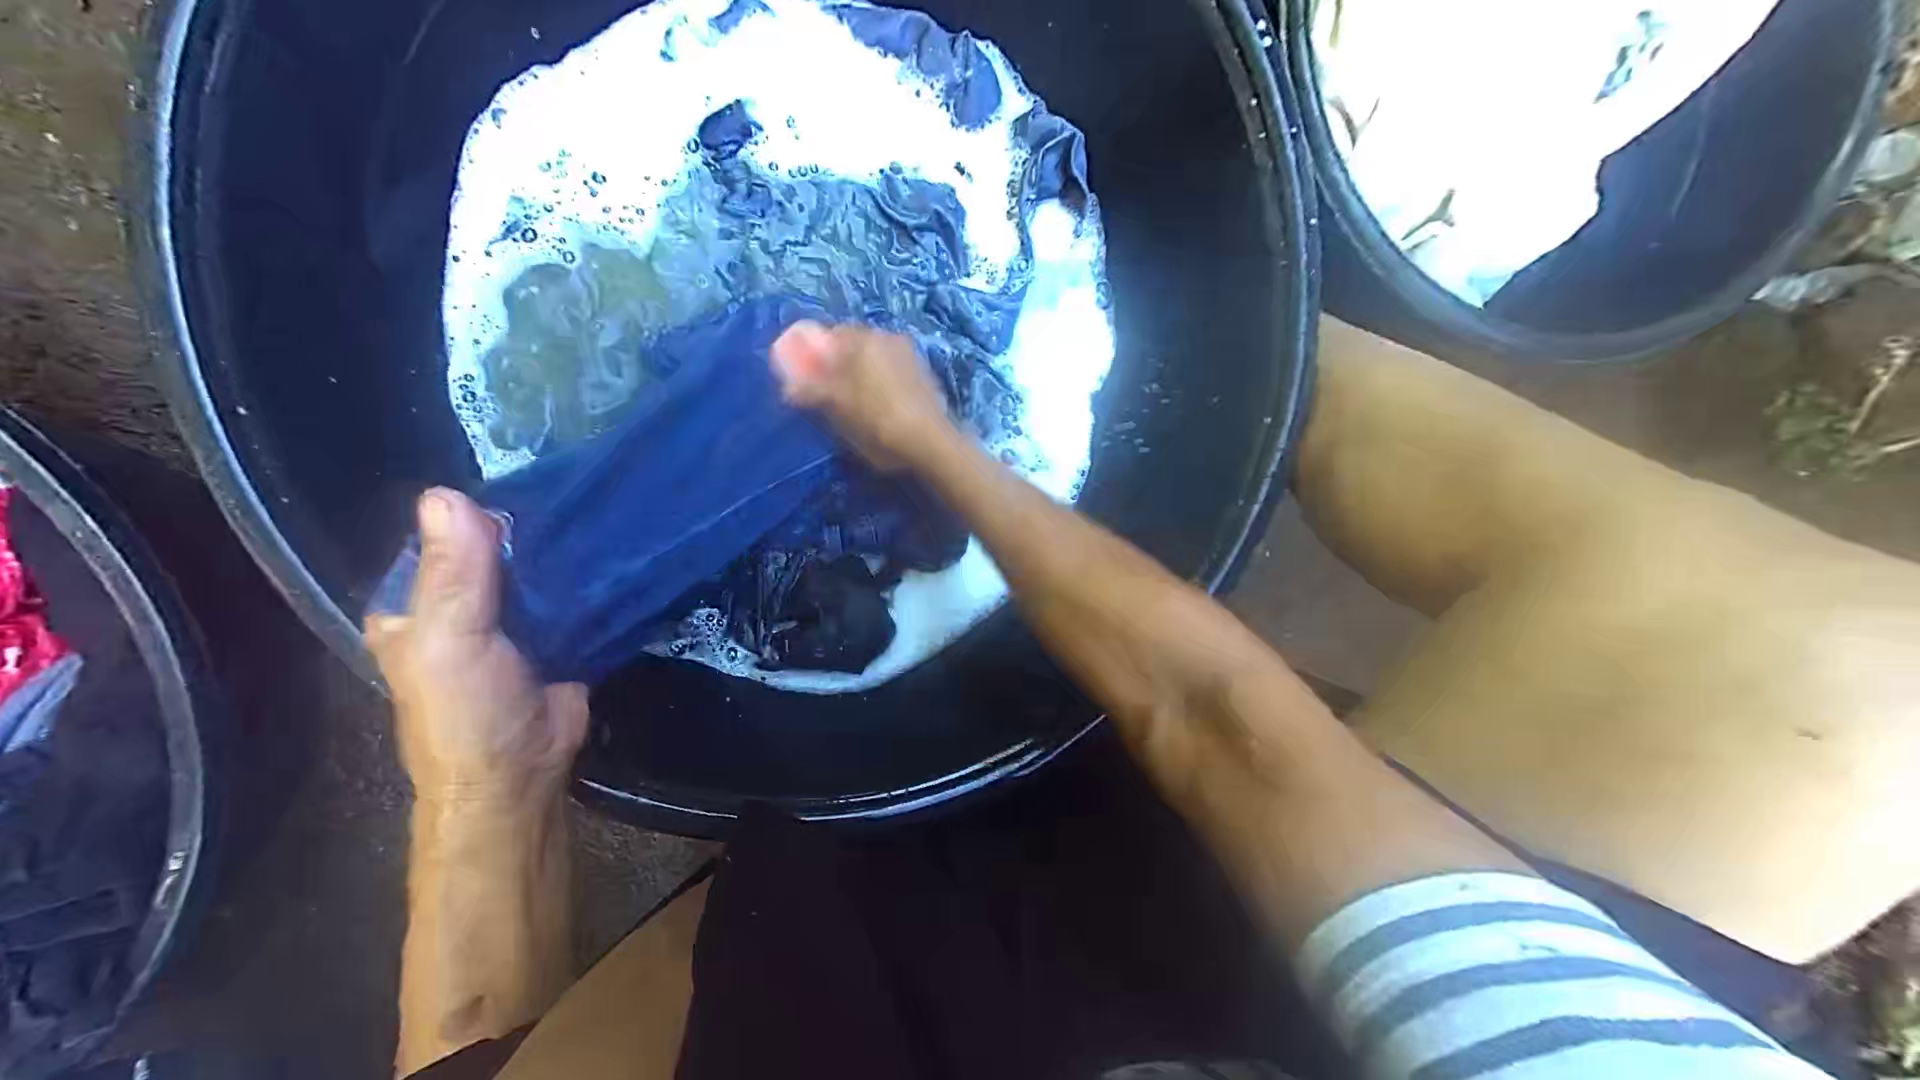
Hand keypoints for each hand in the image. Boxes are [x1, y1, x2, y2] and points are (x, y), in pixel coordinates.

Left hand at [365, 488, 588, 810]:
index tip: (522, 487)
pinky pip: (574, 597)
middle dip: (530, 529)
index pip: (442, 542)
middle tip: (576, 496)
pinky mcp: (560, 636)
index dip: (475, 516)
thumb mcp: (448, 639)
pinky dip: (591, 579)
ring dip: (565, 552)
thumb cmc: (466, 713)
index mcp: (415, 606)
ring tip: (603, 514)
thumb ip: (454, 575)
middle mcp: (461, 610)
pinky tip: (617, 553)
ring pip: (539, 572)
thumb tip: (446, 494)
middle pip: (496, 553)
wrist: (523, 773)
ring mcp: (514, 623)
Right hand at [770, 320, 955, 471]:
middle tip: (827, 386)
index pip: (831, 334)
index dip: (816, 351)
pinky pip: (892, 368)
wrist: (931, 442)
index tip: (807, 370)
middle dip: (839, 360)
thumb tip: (789, 389)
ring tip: (852, 397)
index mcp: (864, 340)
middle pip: (855, 343)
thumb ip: (813, 393)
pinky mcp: (924, 373)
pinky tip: (878, 401)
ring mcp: (909, 354)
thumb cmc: (879, 422)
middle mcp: (887, 337)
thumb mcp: (840, 410)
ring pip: (875, 355)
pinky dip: (880, 378)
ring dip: (861, 369)